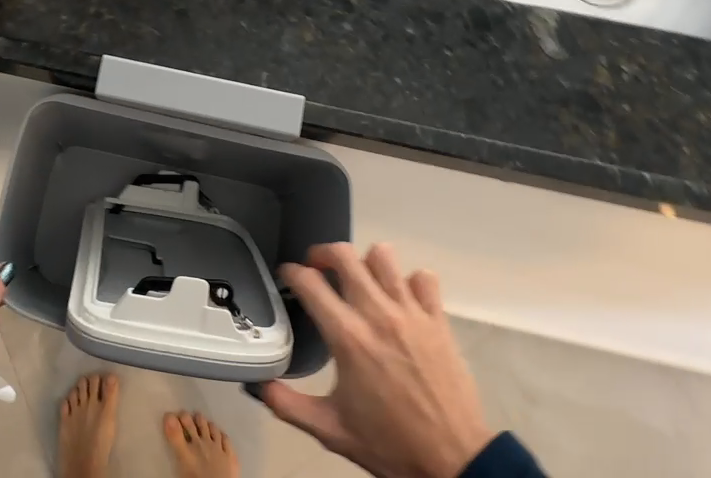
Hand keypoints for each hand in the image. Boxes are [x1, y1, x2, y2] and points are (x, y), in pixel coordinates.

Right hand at [258, 243, 493, 477]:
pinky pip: (423, 278)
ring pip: (382, 256)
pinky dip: (409, 281)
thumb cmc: (388, 445)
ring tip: (359, 280)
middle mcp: (377, 314)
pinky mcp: (438, 319)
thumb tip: (256, 384)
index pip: (309, 282)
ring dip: (365, 262)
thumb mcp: (330, 431)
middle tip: (317, 269)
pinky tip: (401, 300)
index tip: (287, 276)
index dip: (291, 272)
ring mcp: (411, 313)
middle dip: (323, 254)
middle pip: (343, 255)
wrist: (453, 461)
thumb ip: (287, 404)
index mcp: (347, 337)